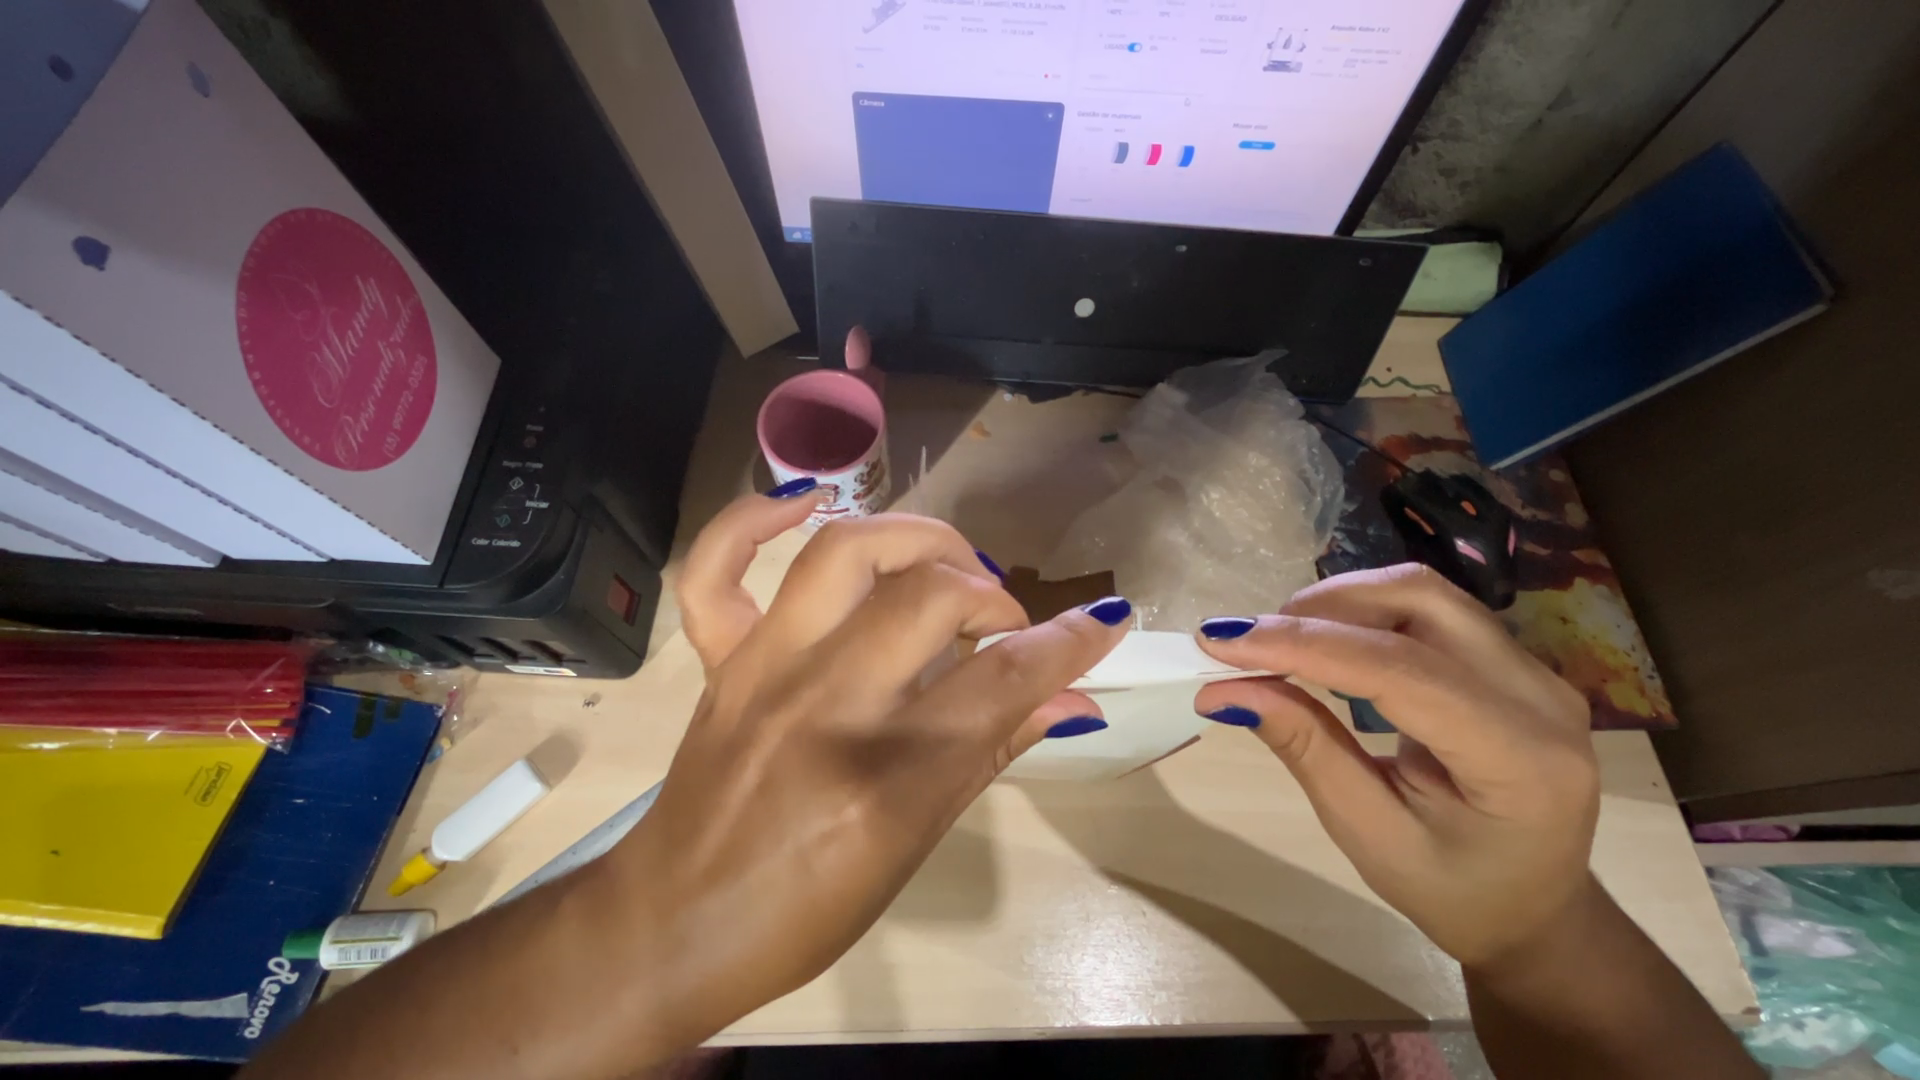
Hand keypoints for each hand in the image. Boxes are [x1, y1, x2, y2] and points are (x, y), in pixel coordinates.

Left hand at [614, 492, 1127, 1048]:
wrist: (675, 925)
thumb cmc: (805, 911)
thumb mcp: (913, 847)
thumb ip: (991, 754)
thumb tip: (1073, 701)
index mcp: (885, 779)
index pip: (1002, 682)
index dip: (1068, 644)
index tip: (1103, 621)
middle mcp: (825, 706)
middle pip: (931, 597)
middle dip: (990, 593)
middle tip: (999, 623)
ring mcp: (763, 671)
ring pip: (846, 552)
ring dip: (916, 539)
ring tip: (944, 564)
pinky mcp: (720, 661)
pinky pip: (717, 567)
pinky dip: (756, 518)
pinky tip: (808, 503)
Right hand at [1191, 563, 1597, 969]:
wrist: (1533, 909)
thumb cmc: (1453, 890)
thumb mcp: (1369, 835)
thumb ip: (1306, 750)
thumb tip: (1225, 689)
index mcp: (1521, 759)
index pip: (1400, 669)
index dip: (1304, 646)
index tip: (1220, 641)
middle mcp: (1540, 696)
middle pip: (1420, 601)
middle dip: (1322, 607)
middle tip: (1252, 641)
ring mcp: (1532, 670)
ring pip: (1422, 593)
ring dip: (1340, 603)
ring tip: (1282, 641)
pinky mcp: (1510, 661)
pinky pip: (1427, 610)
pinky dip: (1361, 614)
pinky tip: (1325, 644)